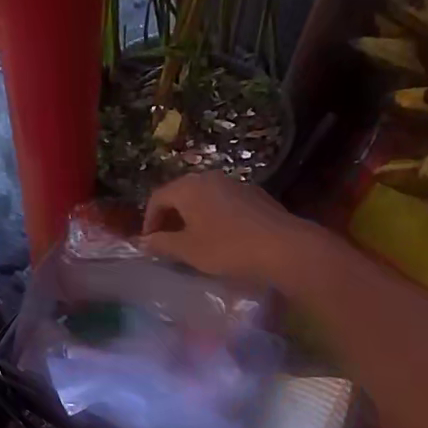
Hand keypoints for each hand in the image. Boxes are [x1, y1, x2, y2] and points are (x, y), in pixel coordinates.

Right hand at [139, 172, 326, 286]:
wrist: (283, 246)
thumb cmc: (228, 247)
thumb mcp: (189, 250)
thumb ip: (162, 243)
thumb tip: (145, 241)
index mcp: (188, 187)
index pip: (158, 198)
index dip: (149, 221)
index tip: (149, 243)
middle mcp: (209, 177)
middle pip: (181, 194)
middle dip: (171, 217)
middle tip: (168, 242)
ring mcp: (235, 183)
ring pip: (204, 197)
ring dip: (193, 216)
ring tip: (194, 241)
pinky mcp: (254, 194)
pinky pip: (224, 202)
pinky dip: (215, 216)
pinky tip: (222, 237)